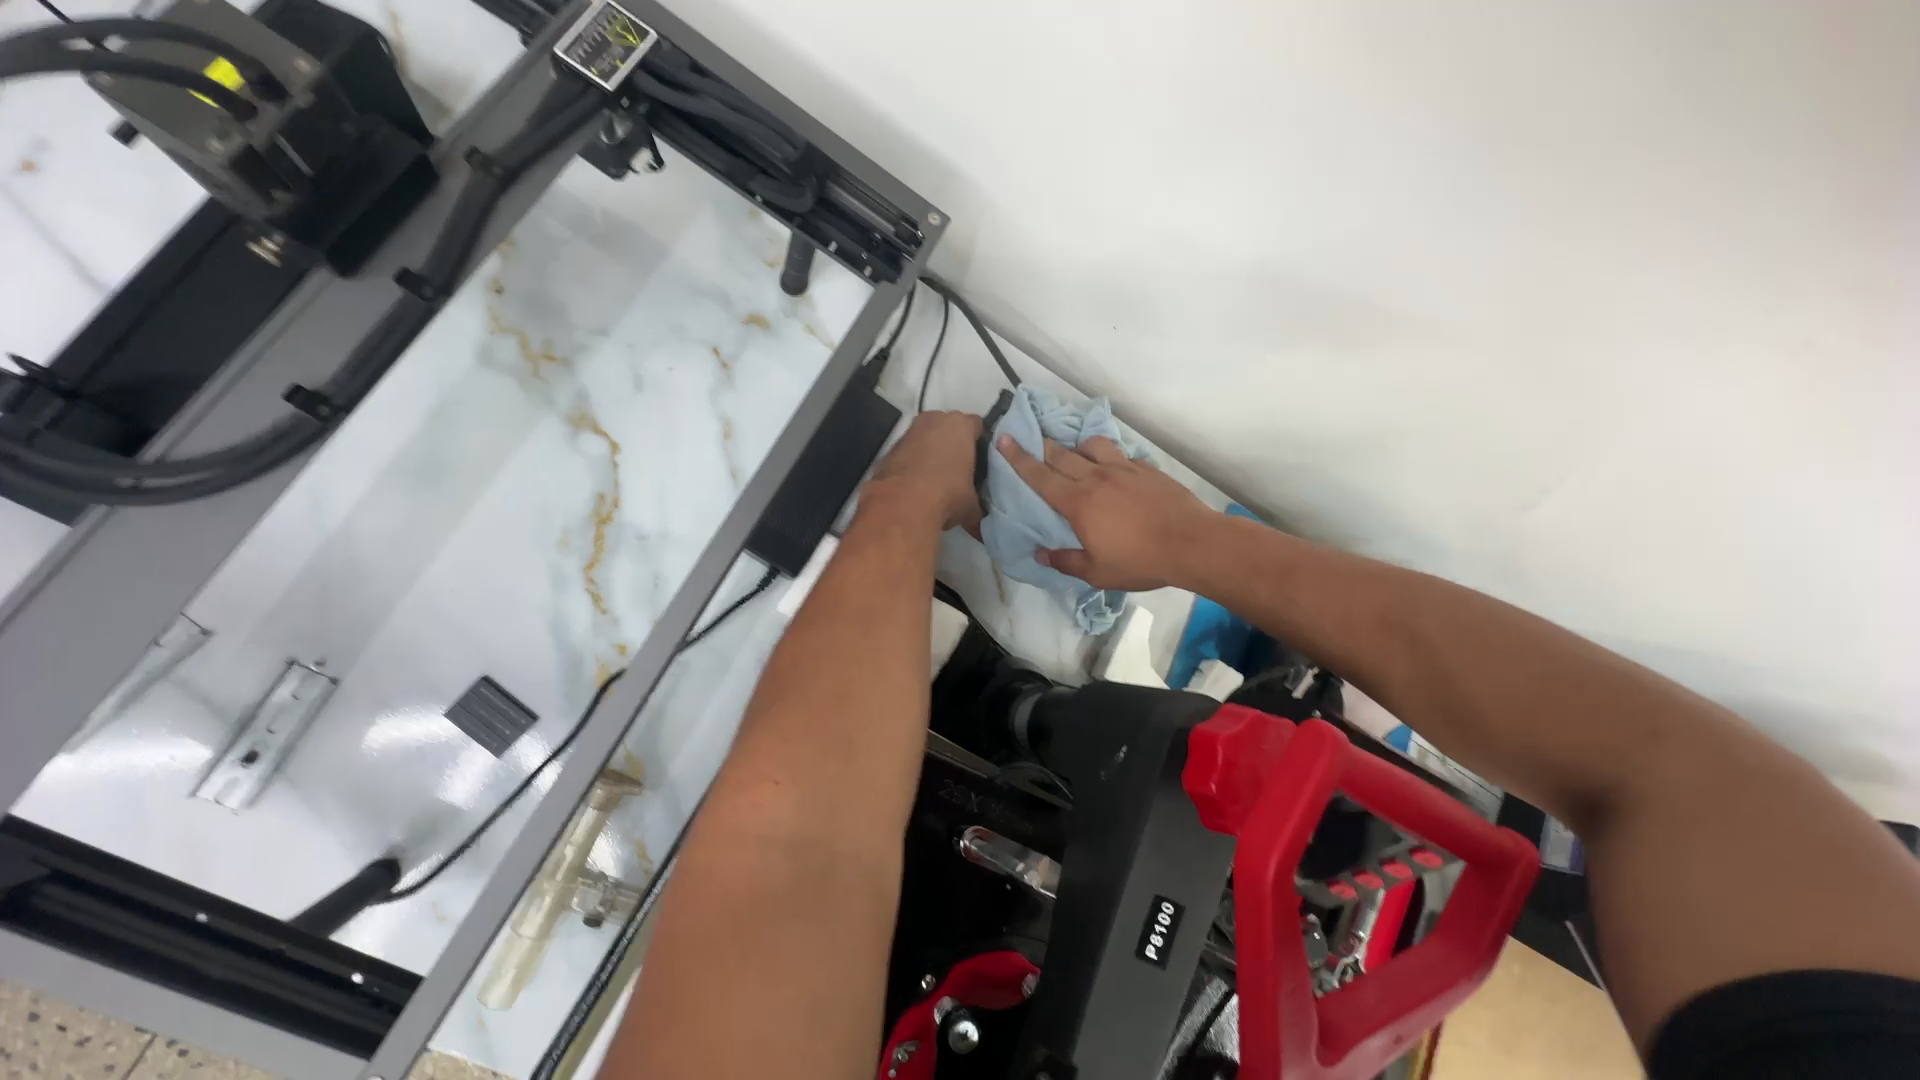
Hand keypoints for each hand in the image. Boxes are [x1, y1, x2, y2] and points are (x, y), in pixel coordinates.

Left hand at [866, 411, 983, 532]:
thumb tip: (977, 522)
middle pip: (947, 427)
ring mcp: (908, 432)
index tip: (979, 460)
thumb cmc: (947, 494)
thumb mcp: (971, 505)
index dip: (978, 443)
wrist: (901, 504)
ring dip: (929, 453)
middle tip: (958, 469)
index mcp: (960, 426)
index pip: (976, 425)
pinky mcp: (889, 449)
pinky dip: (911, 464)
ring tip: (935, 480)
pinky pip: (907, 453)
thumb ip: (976, 507)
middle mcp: (934, 420)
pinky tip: (914, 486)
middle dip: (952, 444)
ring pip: (924, 438)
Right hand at [997, 434, 1214, 590]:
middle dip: (1042, 447)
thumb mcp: (1097, 573)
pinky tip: (1116, 469)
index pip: (1039, 476)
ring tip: (1077, 454)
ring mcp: (1124, 469)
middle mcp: (1096, 477)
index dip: (1018, 458)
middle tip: (1031, 439)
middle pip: (1062, 454)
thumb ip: (1066, 562)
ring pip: (1093, 446)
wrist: (1191, 543)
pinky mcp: (1147, 469)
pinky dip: (1111, 457)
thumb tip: (1041, 554)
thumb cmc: (1140, 561)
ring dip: (1078, 447)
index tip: (1004, 439)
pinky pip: (1122, 455)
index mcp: (1077, 502)